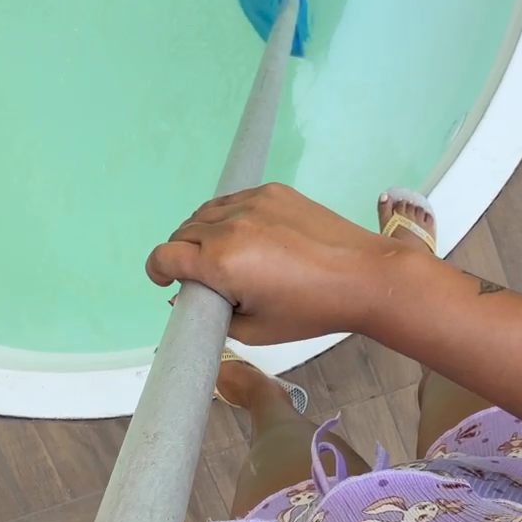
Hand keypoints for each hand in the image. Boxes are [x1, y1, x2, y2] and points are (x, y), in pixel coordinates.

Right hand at [145, 183, 411, 344]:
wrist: (362, 275)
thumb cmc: (311, 311)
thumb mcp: (255, 330)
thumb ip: (213, 316)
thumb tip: (188, 297)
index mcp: (220, 262)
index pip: (164, 256)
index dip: (158, 271)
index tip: (166, 282)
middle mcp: (229, 225)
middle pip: (182, 233)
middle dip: (183, 255)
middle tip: (204, 276)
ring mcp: (252, 203)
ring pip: (205, 213)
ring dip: (203, 234)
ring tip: (225, 256)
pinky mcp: (273, 191)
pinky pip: (233, 200)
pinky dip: (229, 217)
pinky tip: (249, 237)